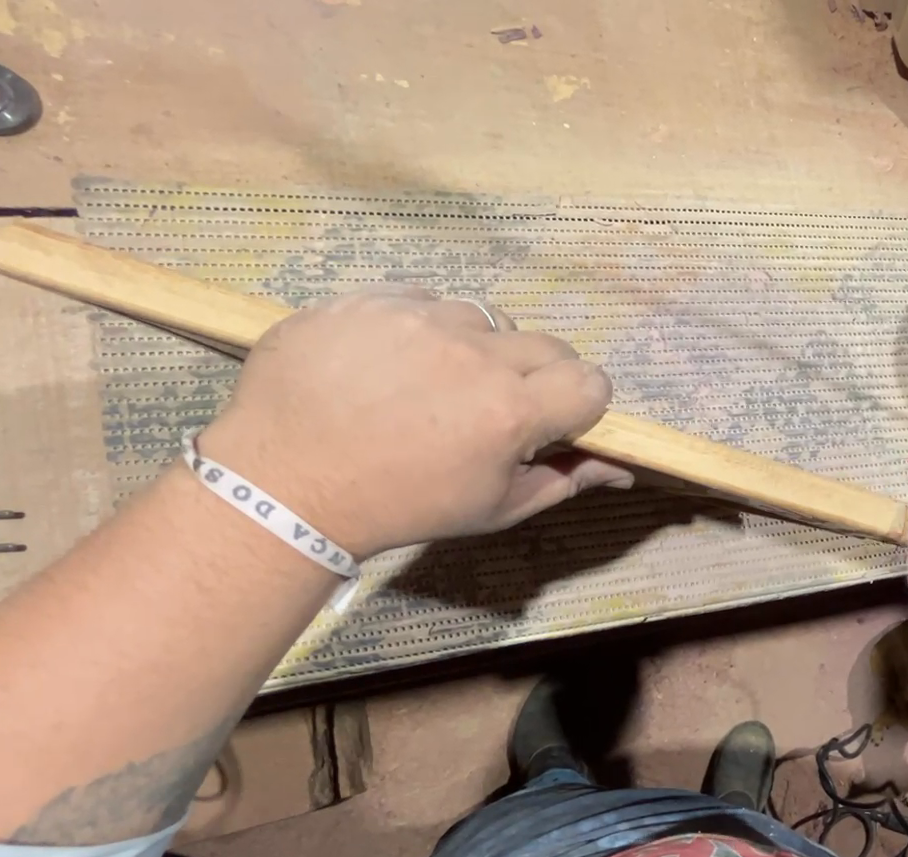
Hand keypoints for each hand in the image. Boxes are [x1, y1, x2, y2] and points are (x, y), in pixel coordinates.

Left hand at [197, 286, 631, 555]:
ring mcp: (416, 320)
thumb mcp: (497, 506)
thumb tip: (622, 467)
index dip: (583, 404)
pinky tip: (399, 362)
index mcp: (512, 411)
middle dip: (541, 376)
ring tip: (443, 380)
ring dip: (484, 348)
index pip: (593, 382)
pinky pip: (426, 299)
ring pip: (489, 319)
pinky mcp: (367, 301)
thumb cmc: (407, 505)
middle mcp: (474, 355)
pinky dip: (427, 328)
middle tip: (499, 405)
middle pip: (550, 345)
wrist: (285, 484)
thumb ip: (568, 479)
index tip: (555, 422)